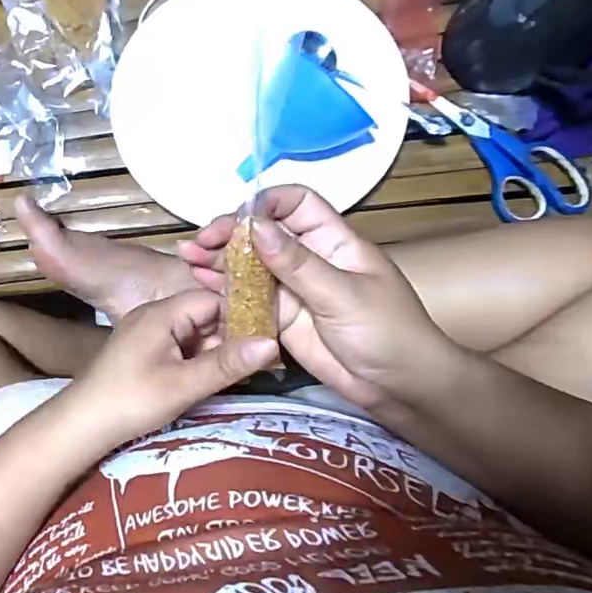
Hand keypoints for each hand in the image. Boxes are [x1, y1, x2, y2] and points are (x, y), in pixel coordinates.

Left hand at [60, 289, 278, 442]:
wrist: (81, 425)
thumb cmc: (132, 400)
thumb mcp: (184, 385)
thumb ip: (227, 363)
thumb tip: (272, 342)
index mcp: (163, 311)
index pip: (214, 298)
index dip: (242, 313)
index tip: (270, 334)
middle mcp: (156, 313)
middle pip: (206, 314)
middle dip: (233, 335)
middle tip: (264, 359)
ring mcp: (149, 332)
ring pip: (196, 332)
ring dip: (218, 350)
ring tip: (247, 371)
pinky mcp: (145, 350)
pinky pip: (182, 345)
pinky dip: (200, 359)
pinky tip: (215, 377)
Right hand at [179, 186, 454, 410]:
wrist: (401, 389)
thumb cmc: (389, 333)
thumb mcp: (343, 295)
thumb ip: (297, 264)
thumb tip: (256, 227)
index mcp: (333, 241)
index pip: (297, 204)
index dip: (267, 204)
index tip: (238, 217)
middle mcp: (310, 259)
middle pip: (265, 234)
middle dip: (232, 233)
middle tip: (201, 241)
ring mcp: (294, 290)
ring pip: (251, 266)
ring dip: (221, 260)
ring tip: (189, 259)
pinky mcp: (282, 318)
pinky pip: (250, 300)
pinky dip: (226, 292)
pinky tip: (203, 285)